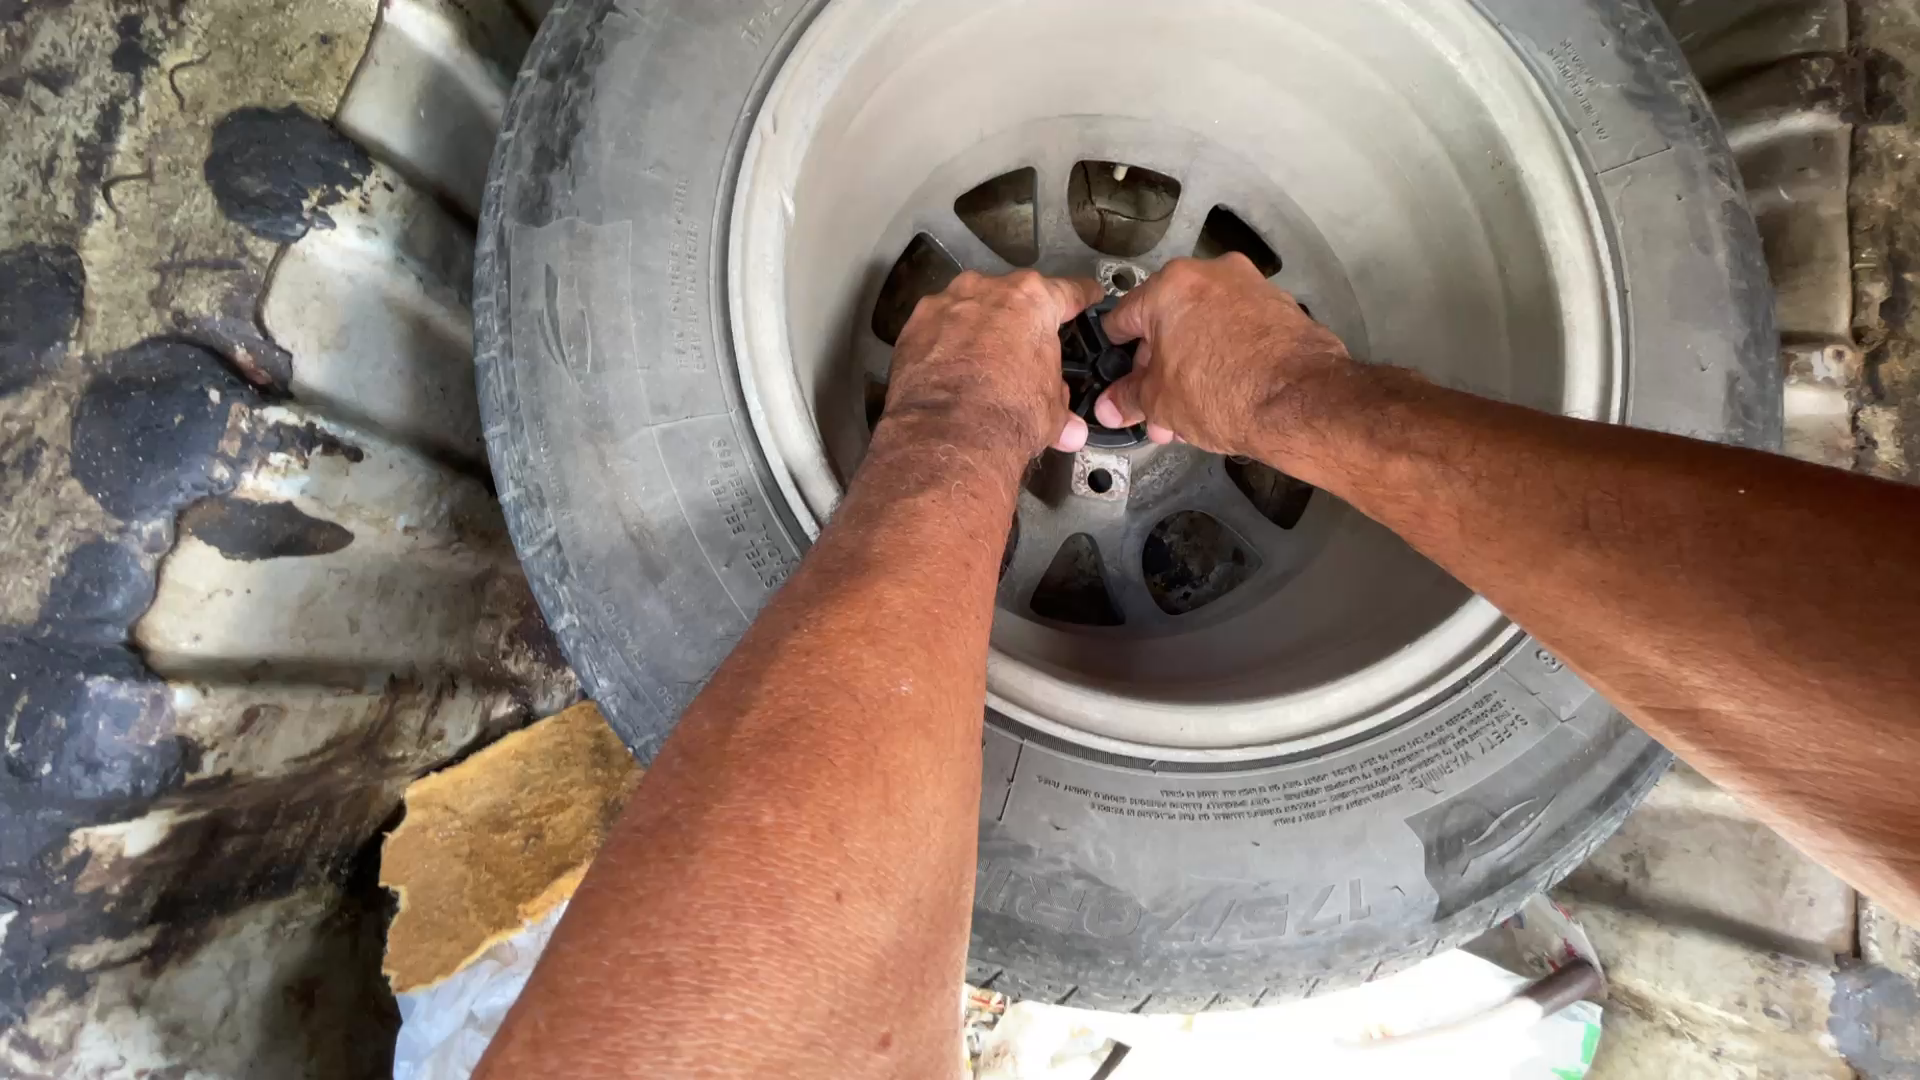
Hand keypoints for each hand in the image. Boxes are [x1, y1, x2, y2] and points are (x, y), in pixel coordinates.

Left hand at [885, 270, 1105, 455]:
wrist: (948, 435)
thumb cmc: (1006, 416)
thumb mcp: (1051, 412)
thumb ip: (1061, 408)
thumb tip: (1070, 429)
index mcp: (1032, 300)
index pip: (1067, 291)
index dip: (1080, 298)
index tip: (1084, 298)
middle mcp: (988, 290)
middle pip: (1012, 298)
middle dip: (1018, 322)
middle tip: (1021, 353)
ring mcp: (945, 304)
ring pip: (969, 310)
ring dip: (977, 331)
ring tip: (980, 367)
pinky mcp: (913, 326)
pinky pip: (936, 330)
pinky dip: (943, 346)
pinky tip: (948, 373)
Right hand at [1094, 255, 1357, 458]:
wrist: (1299, 403)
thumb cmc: (1230, 391)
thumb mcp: (1158, 402)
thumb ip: (1128, 398)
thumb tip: (1114, 404)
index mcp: (1170, 287)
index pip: (1121, 319)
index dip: (1113, 355)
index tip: (1116, 374)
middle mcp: (1211, 276)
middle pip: (1166, 322)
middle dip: (1156, 367)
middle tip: (1152, 401)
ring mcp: (1250, 288)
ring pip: (1202, 327)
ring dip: (1188, 364)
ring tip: (1187, 408)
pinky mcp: (1280, 308)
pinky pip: (1236, 331)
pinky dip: (1223, 357)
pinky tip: (1221, 393)